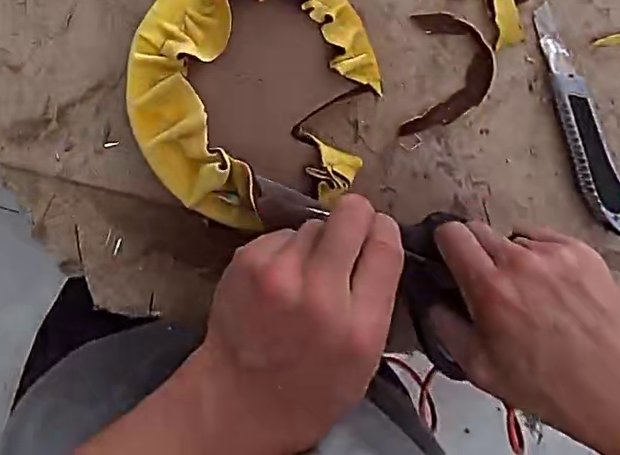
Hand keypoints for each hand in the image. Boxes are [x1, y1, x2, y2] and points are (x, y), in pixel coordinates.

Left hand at [175, 194, 403, 453]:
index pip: (385, 246)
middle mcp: (320, 297)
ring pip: (313, 225)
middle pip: (351, 213)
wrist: (233, 406)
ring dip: (313, 243)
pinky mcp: (248, 262)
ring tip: (302, 277)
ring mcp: (279, 275)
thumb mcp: (364, 359)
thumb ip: (378, 296)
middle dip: (352, 217)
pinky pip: (282, 235)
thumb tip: (379, 232)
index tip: (376, 231)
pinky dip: (283, 251)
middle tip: (345, 234)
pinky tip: (275, 281)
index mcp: (359, 329)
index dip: (382, 229)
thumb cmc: (309, 388)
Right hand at [430, 222, 619, 454]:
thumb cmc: (559, 388)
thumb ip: (446, 329)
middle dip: (473, 250)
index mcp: (492, 291)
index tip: (445, 249)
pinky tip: (552, 290)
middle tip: (483, 278)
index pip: (451, 234)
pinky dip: (542, 258)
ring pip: (512, 237)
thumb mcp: (485, 372)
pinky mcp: (578, 249)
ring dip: (511, 257)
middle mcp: (521, 262)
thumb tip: (432, 301)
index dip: (443, 241)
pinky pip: (544, 240)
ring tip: (528, 294)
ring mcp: (553, 252)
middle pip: (477, 228)